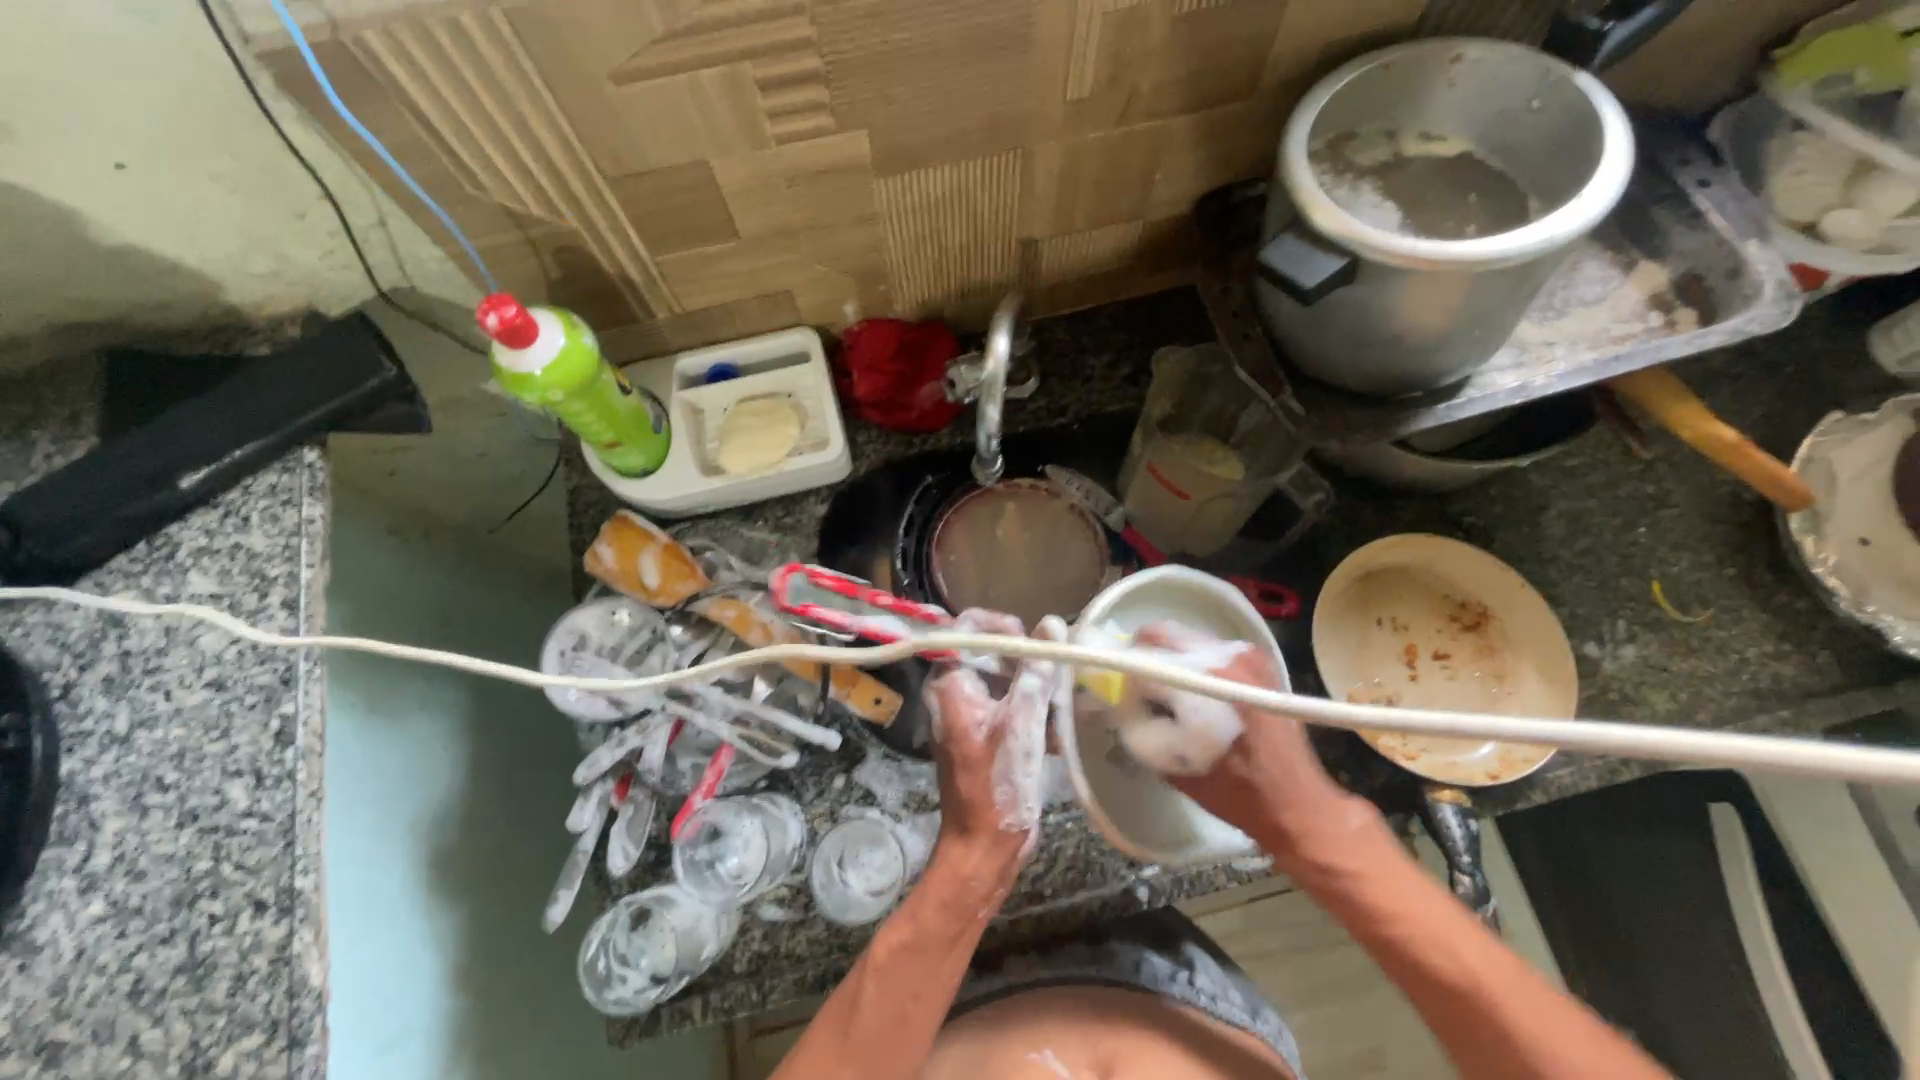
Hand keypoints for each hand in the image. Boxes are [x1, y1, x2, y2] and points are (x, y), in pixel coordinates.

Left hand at [923, 610, 1059, 912]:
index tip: (1034, 639)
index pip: (966, 626)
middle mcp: (952, 691)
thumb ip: (1038, 670)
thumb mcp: (1025, 720)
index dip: (1001, 624)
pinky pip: (1009, 705)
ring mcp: (968, 714)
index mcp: (949, 682)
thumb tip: (1054, 624)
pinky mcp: (984, 734)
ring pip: (1004, 679)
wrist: (984, 843)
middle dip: (1027, 658)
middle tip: (1058, 669)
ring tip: (1063, 700)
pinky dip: (1033, 710)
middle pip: (990, 652)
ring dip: (1035, 686)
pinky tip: (1058, 728)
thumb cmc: (998, 781)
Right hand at [1130, 622, 1366, 867]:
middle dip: (1145, 661)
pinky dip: (1191, 669)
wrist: (1300, 805)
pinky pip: (1209, 653)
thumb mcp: (1175, 763)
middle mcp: (1232, 653)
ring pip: (1188, 643)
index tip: (1114, 688)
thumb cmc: (1238, 791)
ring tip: (1163, 700)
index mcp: (1211, 675)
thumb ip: (1140, 723)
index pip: (1148, 652)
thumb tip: (1116, 698)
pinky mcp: (1260, 663)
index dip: (1124, 668)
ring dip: (1169, 665)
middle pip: (1168, 638)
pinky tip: (1190, 700)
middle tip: (1134, 693)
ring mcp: (1250, 654)